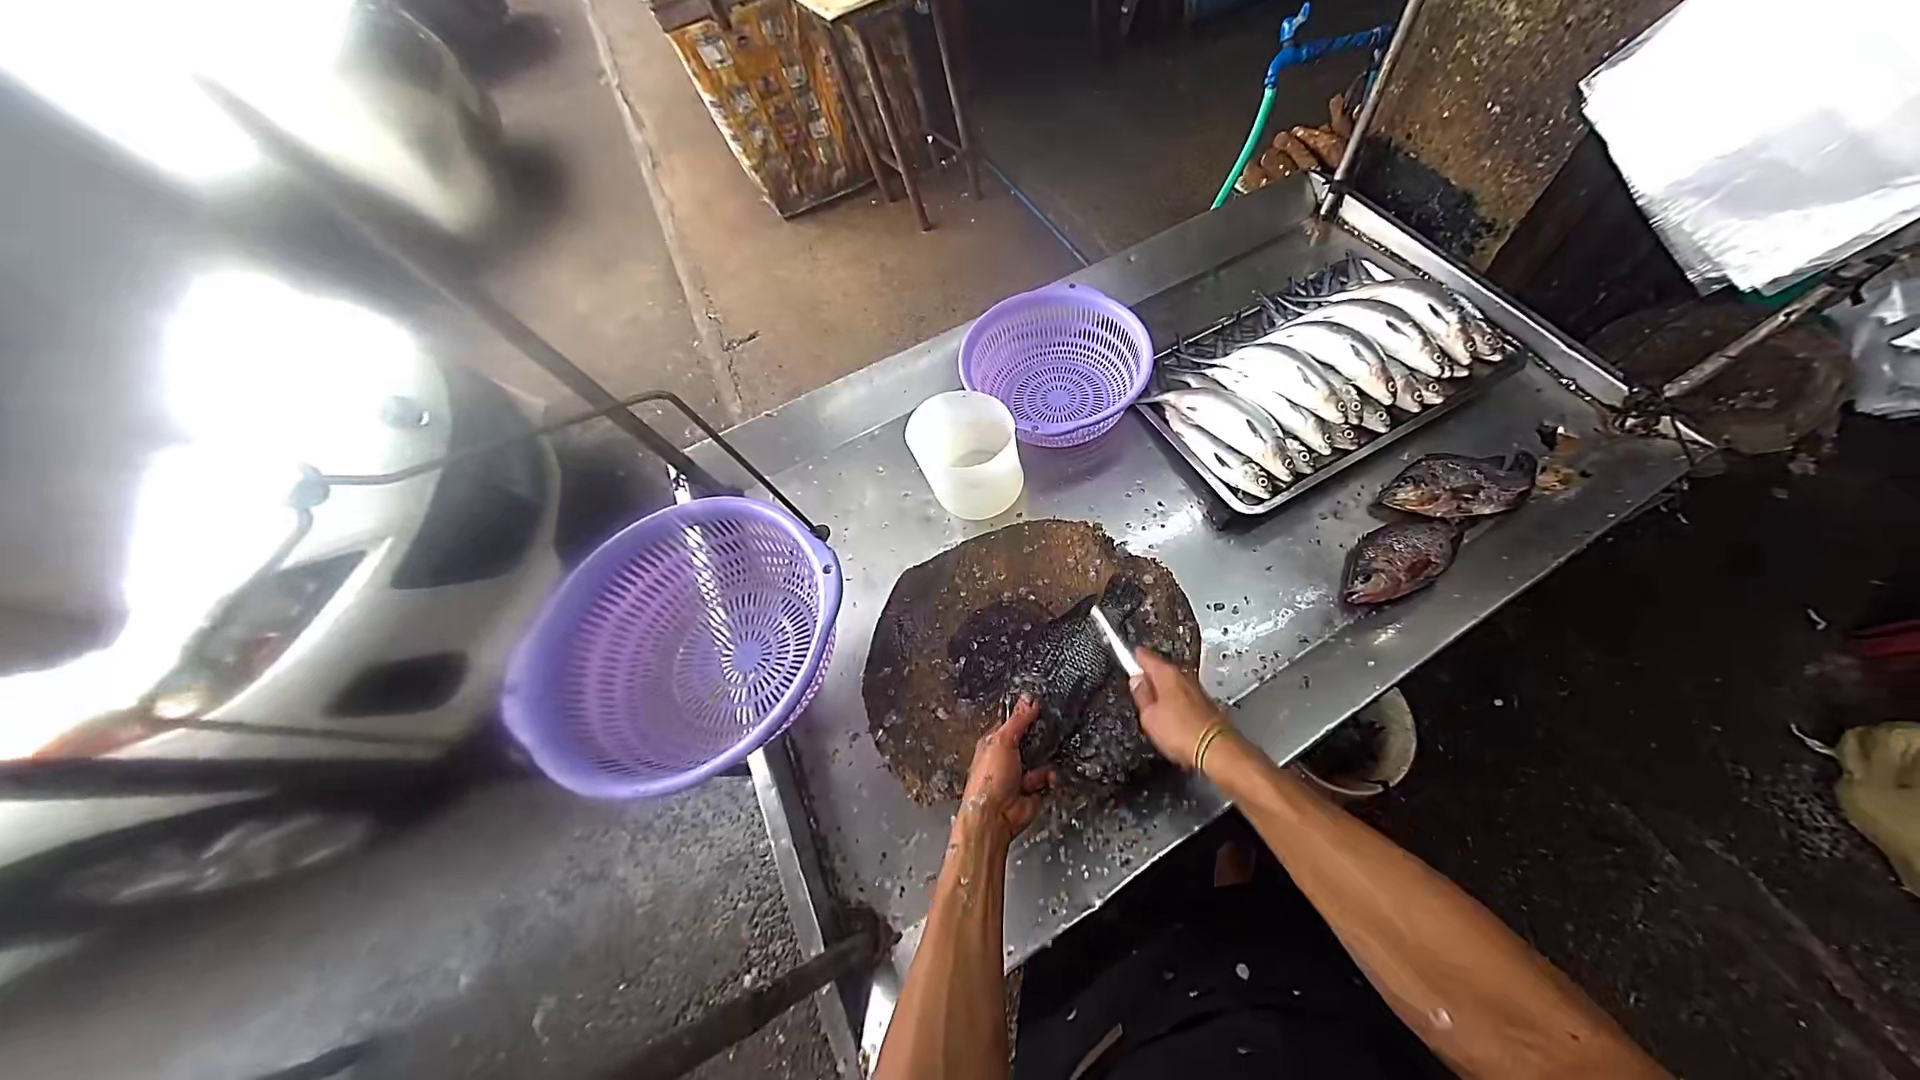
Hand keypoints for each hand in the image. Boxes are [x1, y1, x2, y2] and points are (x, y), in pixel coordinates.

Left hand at [957, 696, 1054, 844]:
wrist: (995, 816)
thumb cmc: (988, 781)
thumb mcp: (1002, 741)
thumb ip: (1018, 721)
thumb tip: (1028, 700)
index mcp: (995, 742)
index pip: (1014, 722)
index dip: (1027, 715)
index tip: (1040, 708)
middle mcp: (1008, 756)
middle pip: (1032, 740)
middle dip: (1040, 742)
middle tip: (1046, 739)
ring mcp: (1021, 773)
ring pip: (1044, 758)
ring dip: (1043, 765)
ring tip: (1035, 771)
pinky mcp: (1034, 788)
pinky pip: (1049, 776)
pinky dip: (1048, 779)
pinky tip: (1042, 782)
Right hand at [1130, 647, 1230, 768]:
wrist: (1216, 749)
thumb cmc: (1184, 732)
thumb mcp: (1148, 716)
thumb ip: (1140, 695)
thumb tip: (1136, 682)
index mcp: (1166, 673)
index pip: (1144, 656)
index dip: (1132, 658)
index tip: (1127, 659)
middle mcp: (1184, 676)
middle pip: (1160, 669)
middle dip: (1149, 678)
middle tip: (1137, 692)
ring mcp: (1196, 689)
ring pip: (1173, 684)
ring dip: (1163, 692)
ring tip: (1154, 712)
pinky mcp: (1205, 704)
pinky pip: (1184, 698)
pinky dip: (1175, 704)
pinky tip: (1172, 720)